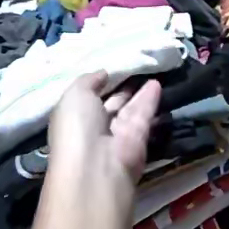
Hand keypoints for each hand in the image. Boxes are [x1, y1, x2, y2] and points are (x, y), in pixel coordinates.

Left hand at [46, 72, 160, 206]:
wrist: (97, 164)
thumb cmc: (77, 126)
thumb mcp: (75, 94)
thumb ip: (89, 80)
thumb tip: (103, 74)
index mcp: (73, 117)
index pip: (86, 97)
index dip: (98, 83)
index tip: (111, 66)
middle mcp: (94, 127)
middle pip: (109, 104)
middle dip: (120, 87)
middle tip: (134, 64)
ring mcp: (116, 135)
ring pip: (128, 109)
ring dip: (138, 92)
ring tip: (150, 69)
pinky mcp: (137, 139)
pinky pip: (142, 115)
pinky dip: (149, 100)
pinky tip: (156, 83)